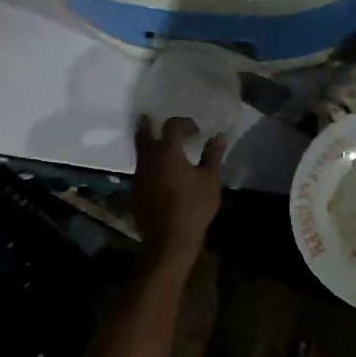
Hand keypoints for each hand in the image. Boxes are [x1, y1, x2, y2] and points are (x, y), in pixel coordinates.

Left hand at [132, 116, 224, 263]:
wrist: (170, 238)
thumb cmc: (194, 207)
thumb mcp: (210, 180)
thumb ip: (212, 155)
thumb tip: (219, 136)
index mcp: (168, 151)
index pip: (173, 126)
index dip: (184, 123)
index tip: (196, 130)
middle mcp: (149, 159)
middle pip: (144, 134)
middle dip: (149, 125)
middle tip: (149, 118)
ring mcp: (139, 176)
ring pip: (140, 153)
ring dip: (148, 145)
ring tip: (157, 145)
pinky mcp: (136, 191)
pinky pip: (141, 170)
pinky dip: (148, 165)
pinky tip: (158, 173)